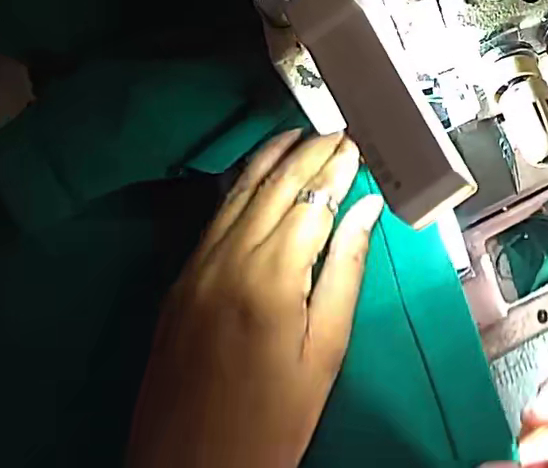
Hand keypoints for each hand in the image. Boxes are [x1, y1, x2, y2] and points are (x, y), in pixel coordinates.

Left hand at [128, 131, 384, 467]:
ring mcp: (198, 268)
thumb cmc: (274, 417)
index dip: (338, 169)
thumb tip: (367, 207)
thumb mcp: (325, 347)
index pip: (313, 200)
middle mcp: (230, 259)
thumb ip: (346, 267)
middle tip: (338, 131)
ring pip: (241, 192)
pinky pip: (217, 215)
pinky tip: (259, 174)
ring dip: (274, 157)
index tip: (358, 145)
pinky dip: (243, 184)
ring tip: (301, 135)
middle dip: (311, 152)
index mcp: (273, 276)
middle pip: (277, 185)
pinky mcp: (180, 281)